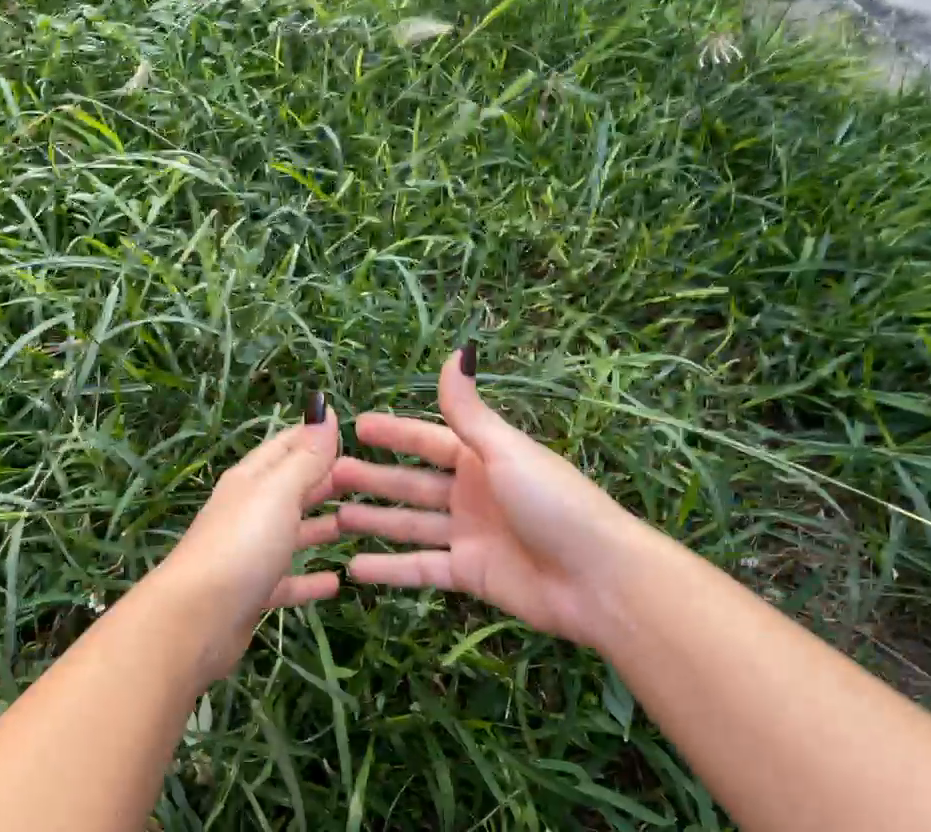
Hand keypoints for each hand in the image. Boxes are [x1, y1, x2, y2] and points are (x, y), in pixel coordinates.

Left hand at [155, 394, 341, 674]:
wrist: (195, 618)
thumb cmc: (241, 543)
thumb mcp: (278, 491)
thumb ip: (304, 456)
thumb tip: (322, 406)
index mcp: (252, 479)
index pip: (287, 446)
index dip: (317, 437)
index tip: (354, 435)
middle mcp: (249, 510)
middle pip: (292, 488)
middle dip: (327, 480)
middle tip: (370, 480)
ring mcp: (251, 553)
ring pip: (292, 532)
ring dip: (323, 526)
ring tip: (360, 523)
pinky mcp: (254, 593)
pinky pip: (289, 580)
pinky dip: (311, 579)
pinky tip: (337, 582)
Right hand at [334, 344, 643, 645]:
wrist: (600, 579)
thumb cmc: (554, 502)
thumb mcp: (506, 450)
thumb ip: (469, 410)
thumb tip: (457, 350)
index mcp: (483, 459)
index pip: (428, 440)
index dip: (394, 433)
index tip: (356, 426)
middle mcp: (472, 494)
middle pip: (412, 484)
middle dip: (373, 479)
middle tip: (330, 475)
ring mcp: (470, 536)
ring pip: (410, 525)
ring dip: (374, 521)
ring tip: (333, 518)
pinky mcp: (471, 575)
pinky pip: (422, 568)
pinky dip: (391, 569)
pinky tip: (356, 567)